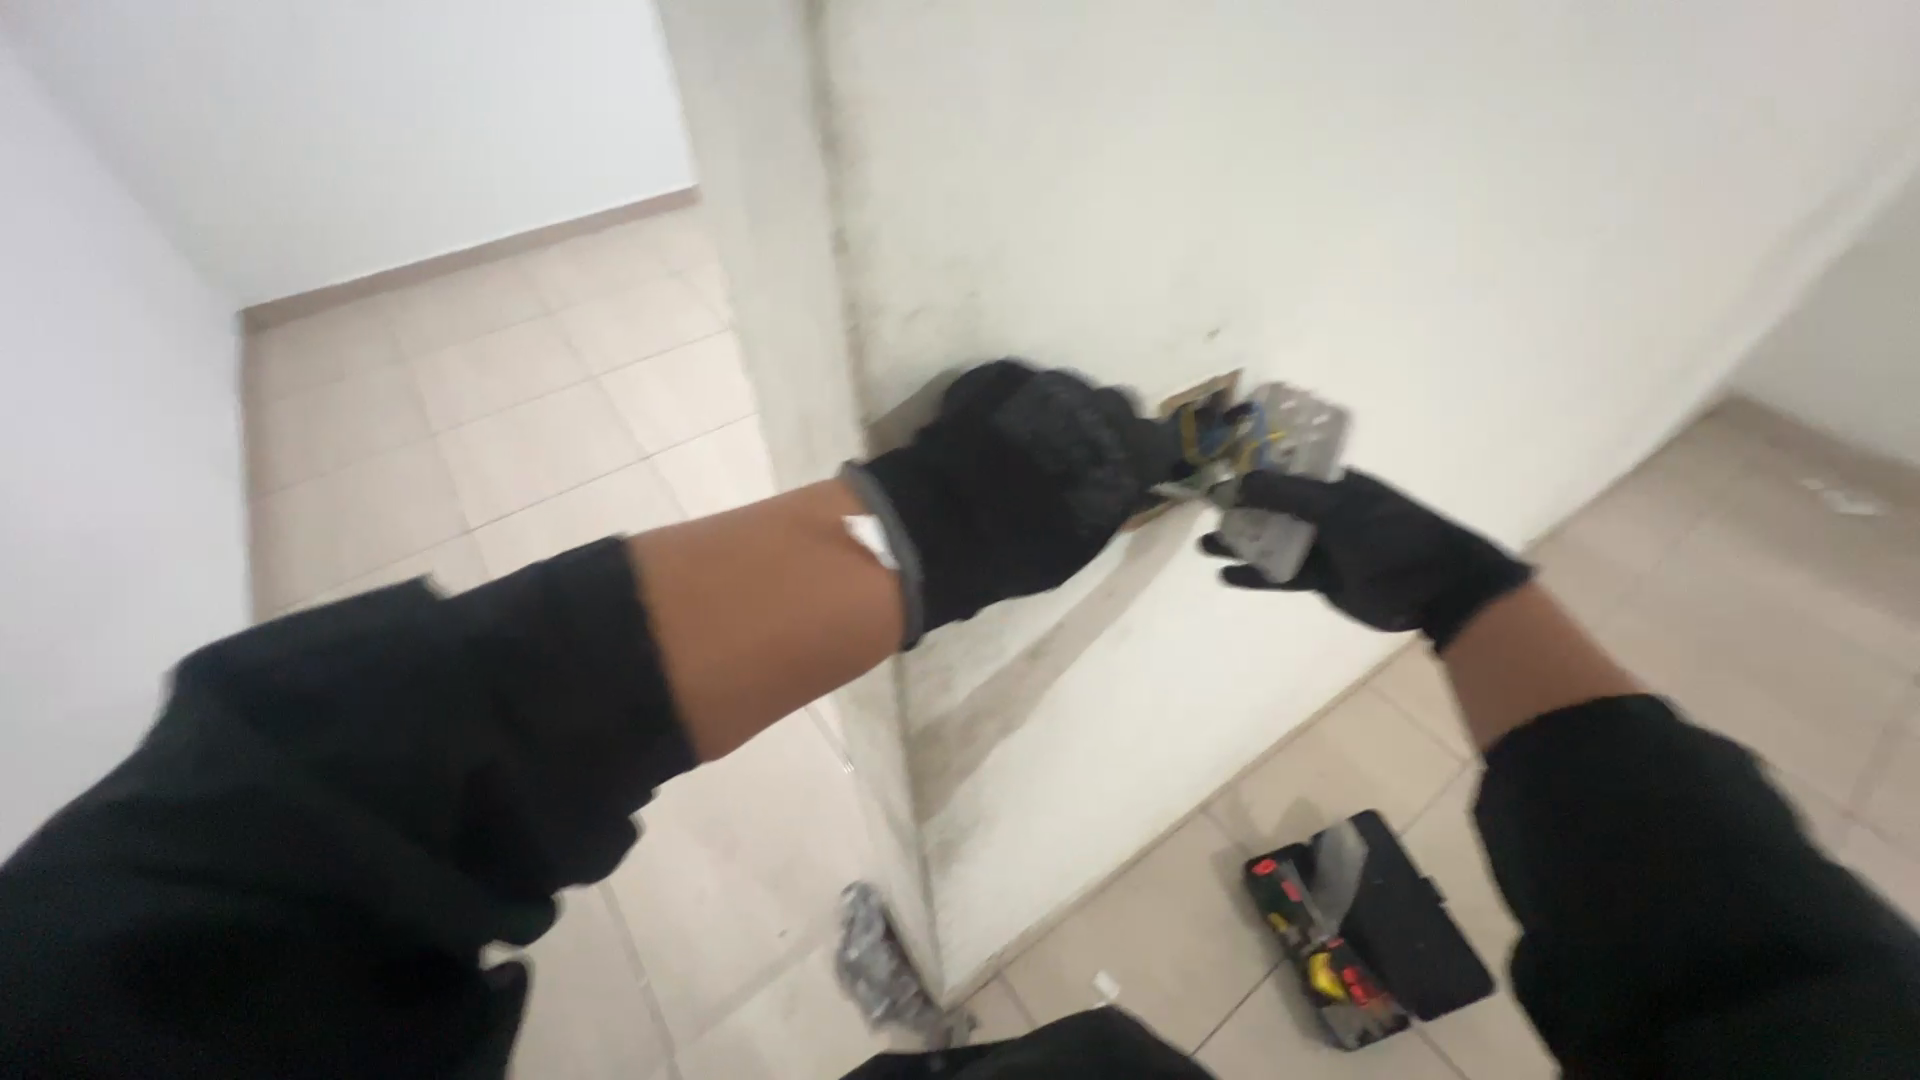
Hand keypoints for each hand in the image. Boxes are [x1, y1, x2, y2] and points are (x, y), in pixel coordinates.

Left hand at [846, 360, 1170, 645]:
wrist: (944, 523)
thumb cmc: (1018, 550)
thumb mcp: (1081, 542)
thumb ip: (1109, 502)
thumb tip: (1119, 484)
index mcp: (1123, 454)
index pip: (1152, 439)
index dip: (1133, 452)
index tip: (1118, 465)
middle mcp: (1094, 409)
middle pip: (1108, 406)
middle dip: (1094, 427)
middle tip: (1067, 454)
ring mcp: (1046, 385)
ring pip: (1065, 391)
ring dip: (1054, 412)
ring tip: (1023, 442)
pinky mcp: (1002, 375)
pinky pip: (1020, 384)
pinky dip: (1012, 403)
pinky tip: (989, 431)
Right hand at [1201, 470, 1532, 650]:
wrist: (1434, 587)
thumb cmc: (1390, 534)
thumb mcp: (1337, 507)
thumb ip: (1284, 495)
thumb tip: (1234, 483)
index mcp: (1330, 484)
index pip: (1282, 470)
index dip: (1249, 471)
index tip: (1215, 472)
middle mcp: (1320, 511)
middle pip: (1268, 507)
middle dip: (1236, 509)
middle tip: (1205, 511)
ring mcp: (1318, 545)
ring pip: (1268, 542)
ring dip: (1238, 543)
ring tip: (1205, 546)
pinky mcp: (1317, 578)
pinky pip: (1277, 574)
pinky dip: (1253, 575)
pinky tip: (1226, 576)